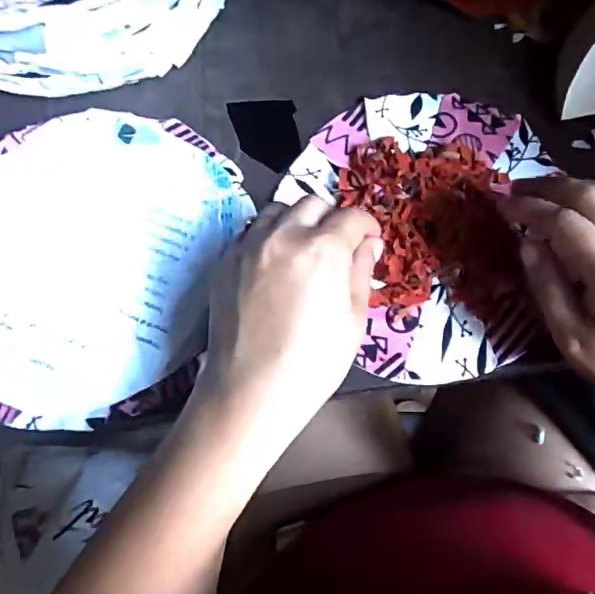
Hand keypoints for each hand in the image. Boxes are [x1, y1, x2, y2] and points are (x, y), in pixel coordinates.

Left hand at [201, 197, 380, 439]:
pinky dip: (269, 237)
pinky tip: (276, 265)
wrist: (251, 390)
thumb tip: (368, 245)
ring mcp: (249, 246)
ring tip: (305, 249)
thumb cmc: (314, 363)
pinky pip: (251, 232)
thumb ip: (361, 273)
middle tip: (339, 245)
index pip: (352, 217)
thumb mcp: (353, 320)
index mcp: (323, 250)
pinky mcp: (225, 261)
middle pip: (314, 203)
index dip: (367, 227)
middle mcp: (284, 236)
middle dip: (332, 218)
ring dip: (298, 221)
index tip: (369, 240)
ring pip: (279, 210)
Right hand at [503, 178, 594, 426]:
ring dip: (577, 187)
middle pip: (590, 195)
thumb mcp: (571, 338)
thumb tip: (527, 243)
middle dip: (549, 187)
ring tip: (547, 194)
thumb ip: (546, 286)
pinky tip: (587, 209)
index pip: (565, 222)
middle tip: (517, 187)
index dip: (531, 208)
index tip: (502, 203)